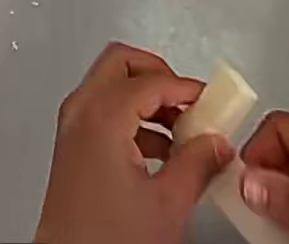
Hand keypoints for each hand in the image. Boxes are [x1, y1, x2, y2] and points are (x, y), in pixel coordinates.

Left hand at [35, 42, 232, 243]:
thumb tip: (215, 143)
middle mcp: (82, 109)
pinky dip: (131, 113)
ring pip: (110, 82)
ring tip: (180, 129)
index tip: (210, 100)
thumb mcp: (167, 204)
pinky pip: (102, 106)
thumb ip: (197, 165)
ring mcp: (73, 123)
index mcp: (102, 115)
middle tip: (188, 100)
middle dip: (158, 75)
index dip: (185, 88)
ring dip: (145, 95)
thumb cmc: (106, 241)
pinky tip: (159, 148)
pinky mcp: (72, 141)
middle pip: (122, 62)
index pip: (151, 81)